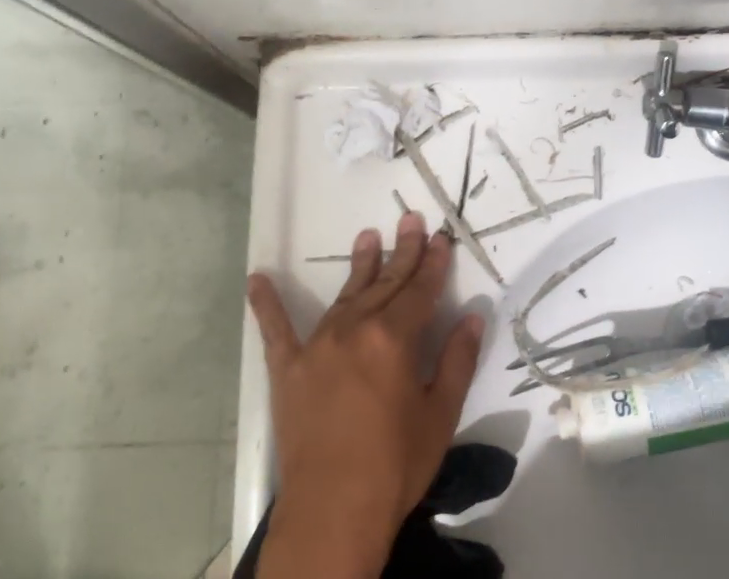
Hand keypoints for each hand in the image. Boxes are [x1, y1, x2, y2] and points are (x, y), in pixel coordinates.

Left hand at [247, 211, 485, 578]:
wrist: (334, 510)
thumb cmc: (395, 465)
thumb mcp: (440, 414)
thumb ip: (456, 360)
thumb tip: (471, 316)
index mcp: (393, 339)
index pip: (419, 291)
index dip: (433, 264)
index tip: (442, 238)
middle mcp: (354, 330)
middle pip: (384, 284)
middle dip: (402, 252)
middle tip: (411, 219)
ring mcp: (316, 347)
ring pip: (344, 297)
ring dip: (360, 266)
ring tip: (368, 238)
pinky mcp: (287, 369)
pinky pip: (275, 330)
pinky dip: (266, 304)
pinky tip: (256, 279)